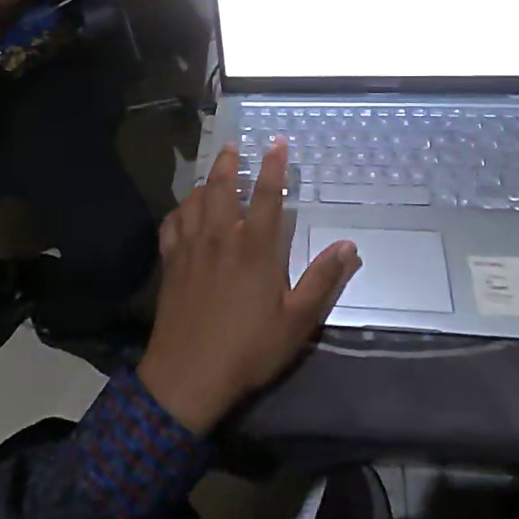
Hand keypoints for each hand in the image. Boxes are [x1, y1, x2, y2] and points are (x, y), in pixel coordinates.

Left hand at [137, 142, 363, 433]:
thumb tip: (348, 246)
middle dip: (231, 161)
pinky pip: (171, 224)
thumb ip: (322, 280)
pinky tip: (185, 210)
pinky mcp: (170, 263)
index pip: (268, 194)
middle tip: (236, 145)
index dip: (274, 165)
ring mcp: (190, 248)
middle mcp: (221, 237)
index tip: (277, 142)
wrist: (187, 376)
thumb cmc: (248, 349)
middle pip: (223, 186)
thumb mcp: (297, 321)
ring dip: (207, 180)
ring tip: (215, 171)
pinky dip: (180, 210)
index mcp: (255, 247)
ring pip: (195, 200)